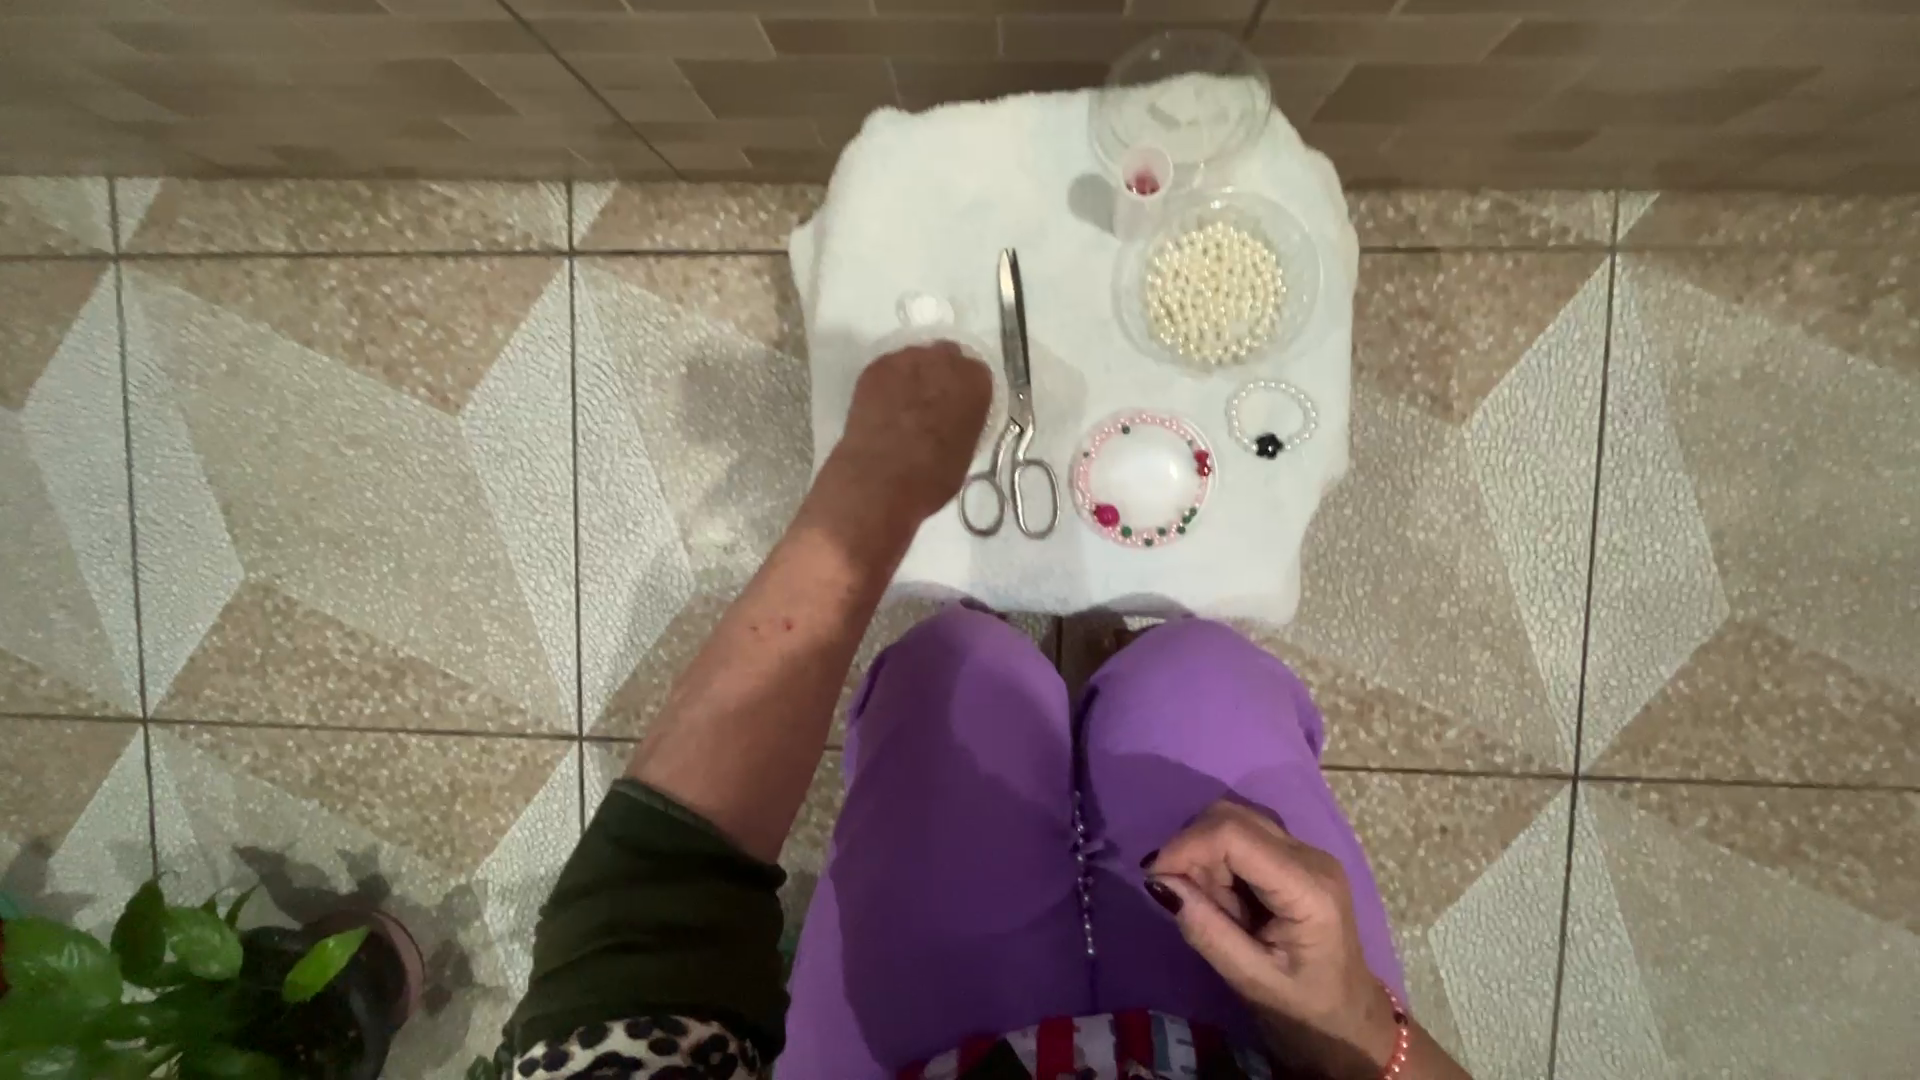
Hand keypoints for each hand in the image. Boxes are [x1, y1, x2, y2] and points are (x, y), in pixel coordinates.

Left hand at [830, 341, 992, 524]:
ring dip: (913, 378)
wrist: (881, 481)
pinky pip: (888, 369)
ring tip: (903, 407)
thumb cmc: (933, 477)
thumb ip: (964, 421)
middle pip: (945, 357)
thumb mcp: (965, 449)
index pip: (976, 374)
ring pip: (914, 360)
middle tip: (931, 405)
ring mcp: (906, 360)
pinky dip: (888, 384)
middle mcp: (944, 360)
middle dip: (940, 377)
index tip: (958, 409)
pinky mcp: (875, 368)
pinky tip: (884, 406)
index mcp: (975, 381)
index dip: (966, 393)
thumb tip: (953, 419)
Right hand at [1144, 801, 1398, 1078]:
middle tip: (1179, 892)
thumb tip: (1158, 881)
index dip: (1186, 845)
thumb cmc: (1306, 1012)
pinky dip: (1216, 856)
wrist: (1352, 1025)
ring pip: (1233, 820)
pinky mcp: (1294, 856)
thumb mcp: (1251, 979)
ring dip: (1203, 851)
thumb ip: (1205, 928)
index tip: (1153, 874)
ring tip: (1205, 898)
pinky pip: (1242, 835)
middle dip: (1193, 847)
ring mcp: (1305, 852)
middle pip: (1231, 817)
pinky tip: (1220, 893)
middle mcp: (1311, 855)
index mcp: (1309, 888)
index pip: (1233, 834)